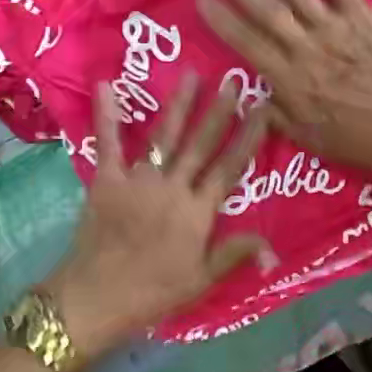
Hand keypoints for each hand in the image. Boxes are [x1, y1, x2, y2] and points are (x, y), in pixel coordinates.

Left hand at [41, 75, 271, 362]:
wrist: (97, 296)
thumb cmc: (152, 293)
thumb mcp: (201, 280)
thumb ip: (234, 255)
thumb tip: (274, 248)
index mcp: (198, 212)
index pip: (229, 168)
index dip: (248, 138)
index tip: (263, 110)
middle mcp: (172, 188)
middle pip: (200, 144)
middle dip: (219, 111)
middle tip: (233, 80)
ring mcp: (138, 180)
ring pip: (164, 136)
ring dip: (179, 105)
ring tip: (191, 75)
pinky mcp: (107, 180)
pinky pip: (108, 143)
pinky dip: (107, 114)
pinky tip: (107, 84)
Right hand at [196, 0, 371, 172]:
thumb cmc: (356, 136)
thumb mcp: (308, 139)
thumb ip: (275, 117)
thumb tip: (247, 101)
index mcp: (289, 78)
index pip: (246, 42)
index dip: (221, 18)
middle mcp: (306, 47)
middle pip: (266, 9)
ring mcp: (335, 28)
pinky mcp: (361, 17)